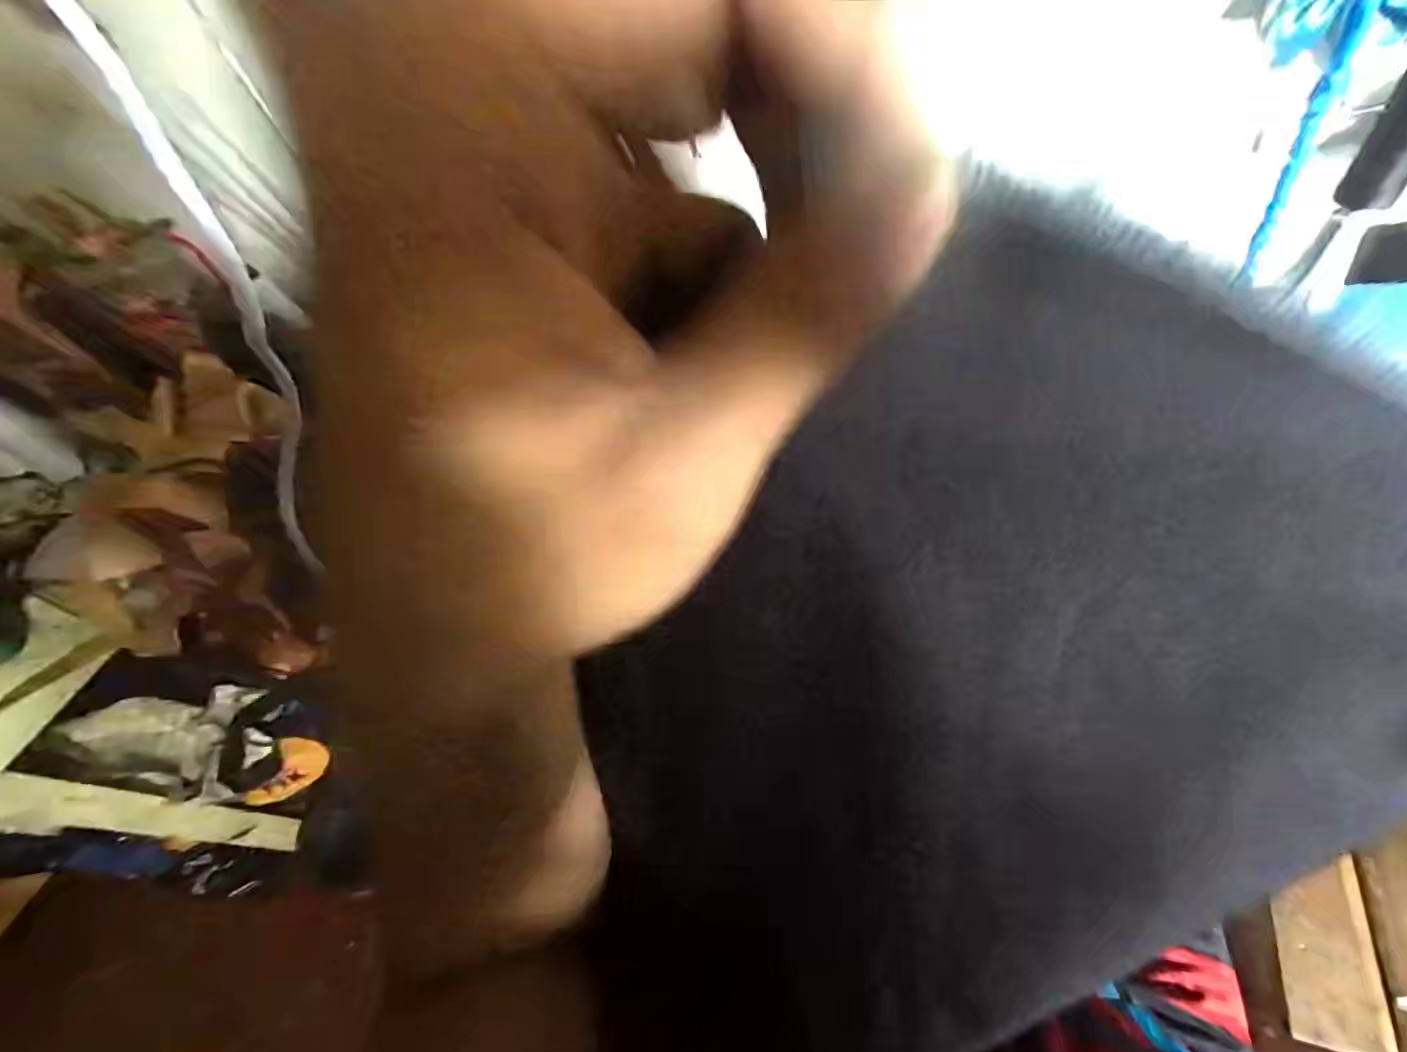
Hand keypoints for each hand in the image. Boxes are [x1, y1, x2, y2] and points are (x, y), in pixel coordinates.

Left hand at [304, 0, 953, 687]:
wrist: (454, 614)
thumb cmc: (539, 561)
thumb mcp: (687, 452)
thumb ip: (805, 315)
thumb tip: (932, 191)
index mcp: (451, 139)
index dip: (822, 39)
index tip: (912, 152)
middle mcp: (458, 94)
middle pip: (689, 11)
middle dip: (821, 85)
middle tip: (899, 189)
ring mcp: (507, 132)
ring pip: (694, 53)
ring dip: (797, 134)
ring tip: (859, 236)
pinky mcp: (553, 185)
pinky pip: (683, 122)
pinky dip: (764, 178)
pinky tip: (789, 268)